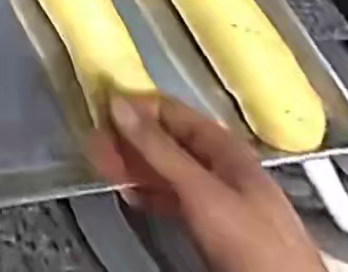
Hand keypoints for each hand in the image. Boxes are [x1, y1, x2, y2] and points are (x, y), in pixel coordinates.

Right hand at [88, 94, 324, 271]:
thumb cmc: (251, 245)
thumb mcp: (200, 192)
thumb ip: (157, 147)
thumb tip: (116, 101)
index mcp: (224, 148)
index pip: (169, 109)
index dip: (134, 107)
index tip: (99, 112)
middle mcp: (220, 165)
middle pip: (165, 138)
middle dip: (128, 139)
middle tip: (95, 147)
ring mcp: (218, 197)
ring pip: (166, 167)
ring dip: (133, 165)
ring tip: (105, 170)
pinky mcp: (213, 225)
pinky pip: (172, 194)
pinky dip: (148, 191)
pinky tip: (131, 196)